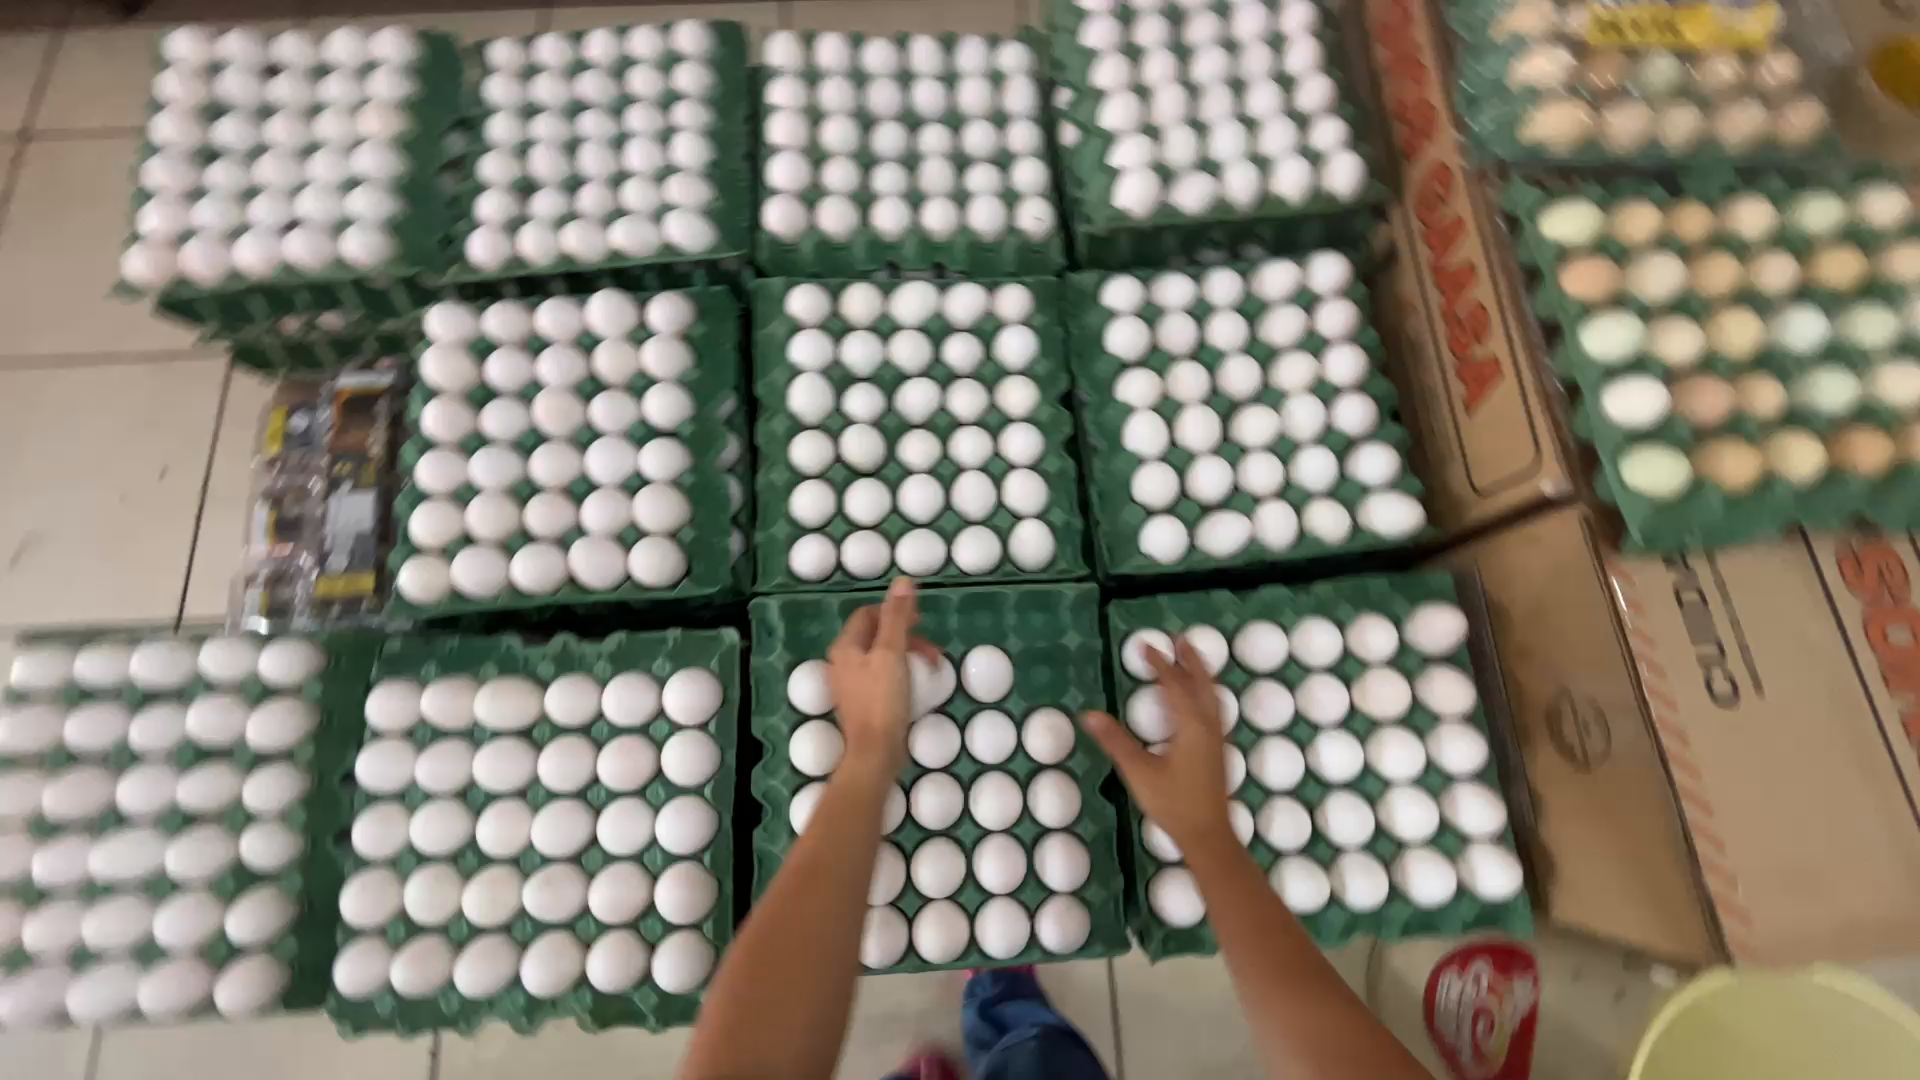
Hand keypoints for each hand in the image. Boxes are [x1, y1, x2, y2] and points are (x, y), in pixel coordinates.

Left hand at [826, 577, 939, 776]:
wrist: (875, 754)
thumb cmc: (882, 700)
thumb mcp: (892, 653)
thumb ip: (897, 617)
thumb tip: (903, 581)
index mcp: (845, 647)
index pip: (868, 614)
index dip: (895, 612)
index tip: (921, 622)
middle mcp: (842, 663)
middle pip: (876, 635)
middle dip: (907, 637)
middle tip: (931, 651)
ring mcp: (851, 685)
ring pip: (882, 657)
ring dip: (908, 655)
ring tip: (930, 668)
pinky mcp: (863, 703)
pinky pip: (883, 677)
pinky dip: (902, 674)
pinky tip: (916, 685)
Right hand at [1082, 639, 1233, 855]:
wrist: (1208, 835)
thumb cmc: (1173, 804)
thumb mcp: (1139, 771)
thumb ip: (1115, 741)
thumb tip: (1088, 714)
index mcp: (1190, 725)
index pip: (1173, 685)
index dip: (1159, 664)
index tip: (1146, 645)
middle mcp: (1208, 726)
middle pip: (1202, 684)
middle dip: (1191, 660)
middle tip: (1180, 638)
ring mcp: (1216, 738)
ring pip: (1212, 695)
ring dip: (1201, 673)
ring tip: (1191, 658)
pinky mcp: (1217, 749)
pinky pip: (1214, 708)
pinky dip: (1206, 691)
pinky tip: (1199, 699)